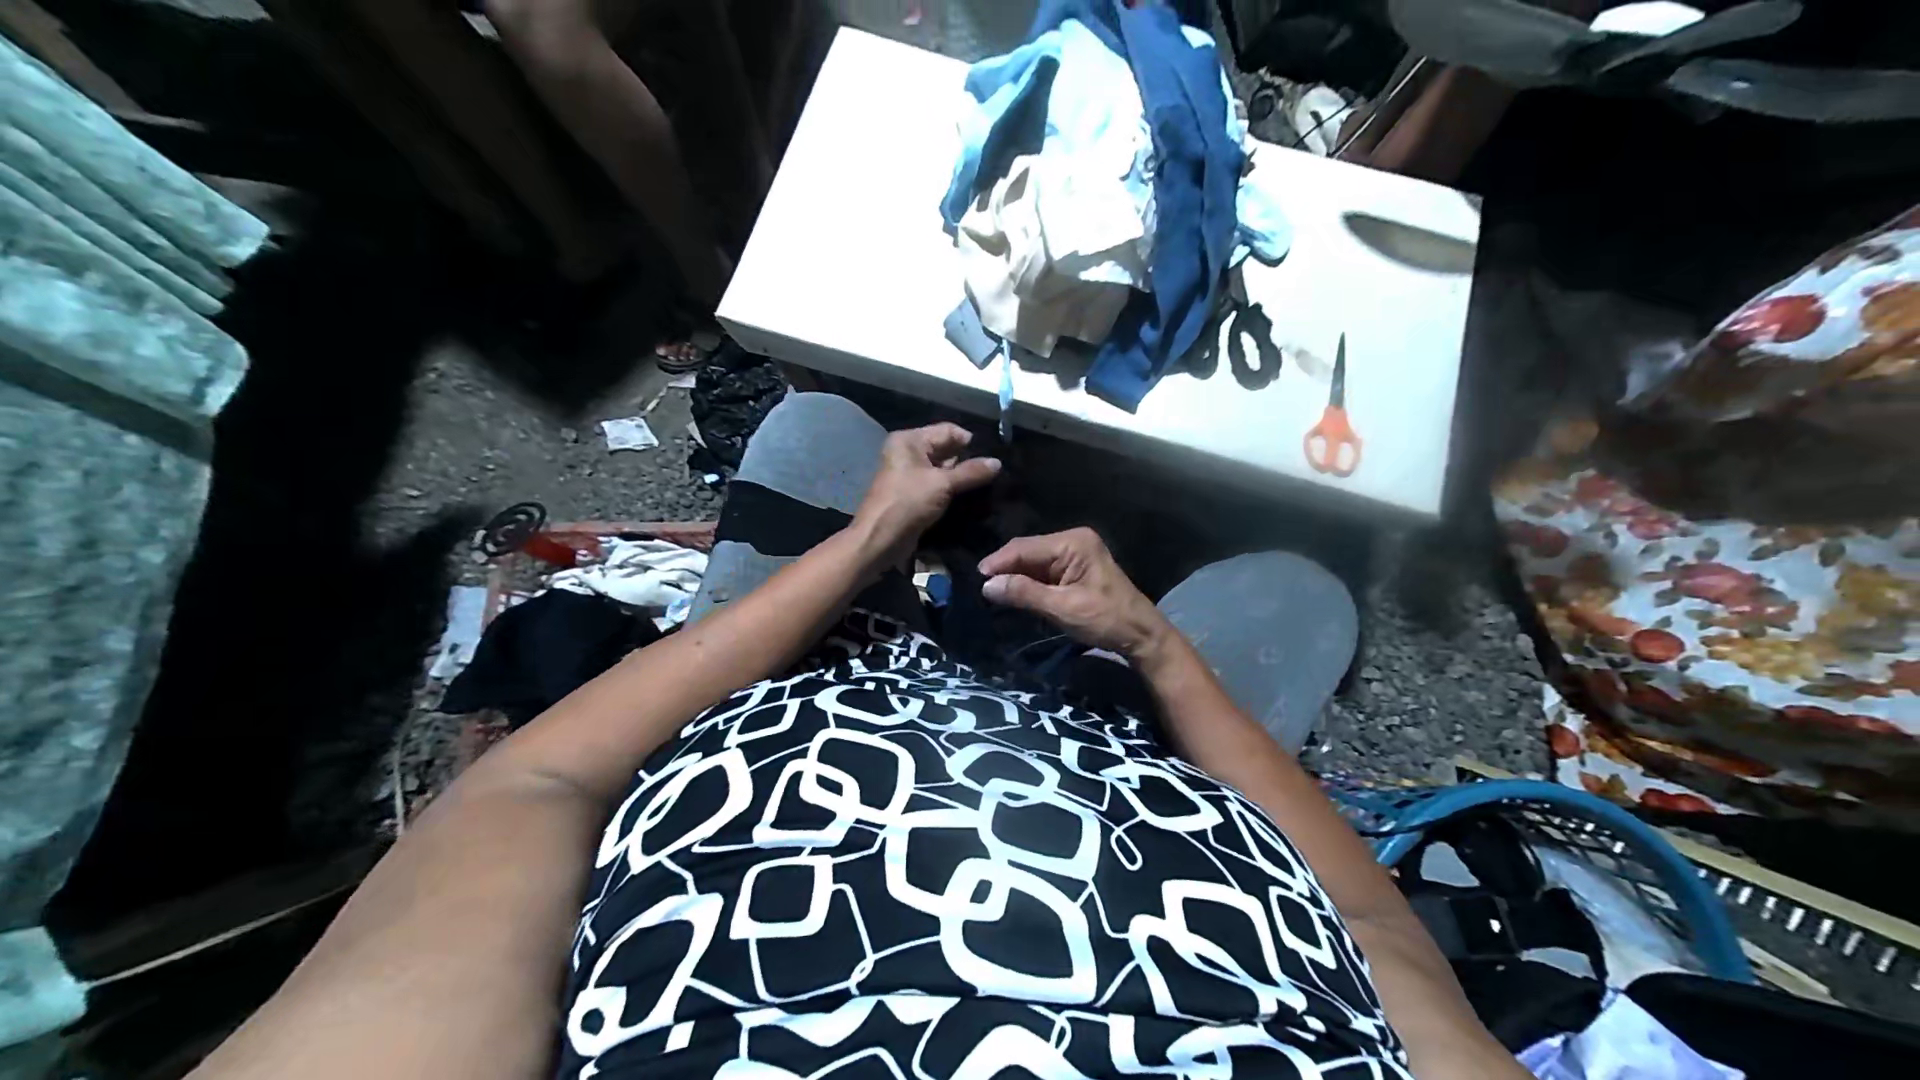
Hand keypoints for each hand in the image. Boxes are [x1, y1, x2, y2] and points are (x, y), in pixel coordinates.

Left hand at [852, 423, 1000, 565]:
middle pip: (945, 449)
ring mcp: (909, 474)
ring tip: (988, 485)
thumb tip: (998, 462)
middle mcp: (907, 452)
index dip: (970, 442)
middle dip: (967, 460)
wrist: (880, 539)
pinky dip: (952, 490)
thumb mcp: (943, 484)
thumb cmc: (908, 503)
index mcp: (909, 440)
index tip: (992, 456)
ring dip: (961, 477)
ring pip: (943, 469)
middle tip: (993, 472)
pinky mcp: (912, 494)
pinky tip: (971, 497)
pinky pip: (937, 485)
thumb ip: (971, 472)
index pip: (948, 431)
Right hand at [978, 528, 1172, 658]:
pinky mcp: (1073, 568)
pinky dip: (1027, 582)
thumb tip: (987, 585)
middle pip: (1027, 551)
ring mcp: (1073, 553)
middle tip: (981, 588)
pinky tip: (1012, 592)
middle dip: (1004, 568)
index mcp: (1074, 543)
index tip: (976, 579)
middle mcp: (1072, 540)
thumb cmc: (1107, 620)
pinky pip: (1042, 571)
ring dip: (1014, 576)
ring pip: (1032, 562)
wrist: (1141, 635)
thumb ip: (1025, 594)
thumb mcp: (1064, 608)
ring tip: (991, 591)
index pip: (1025, 547)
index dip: (999, 562)